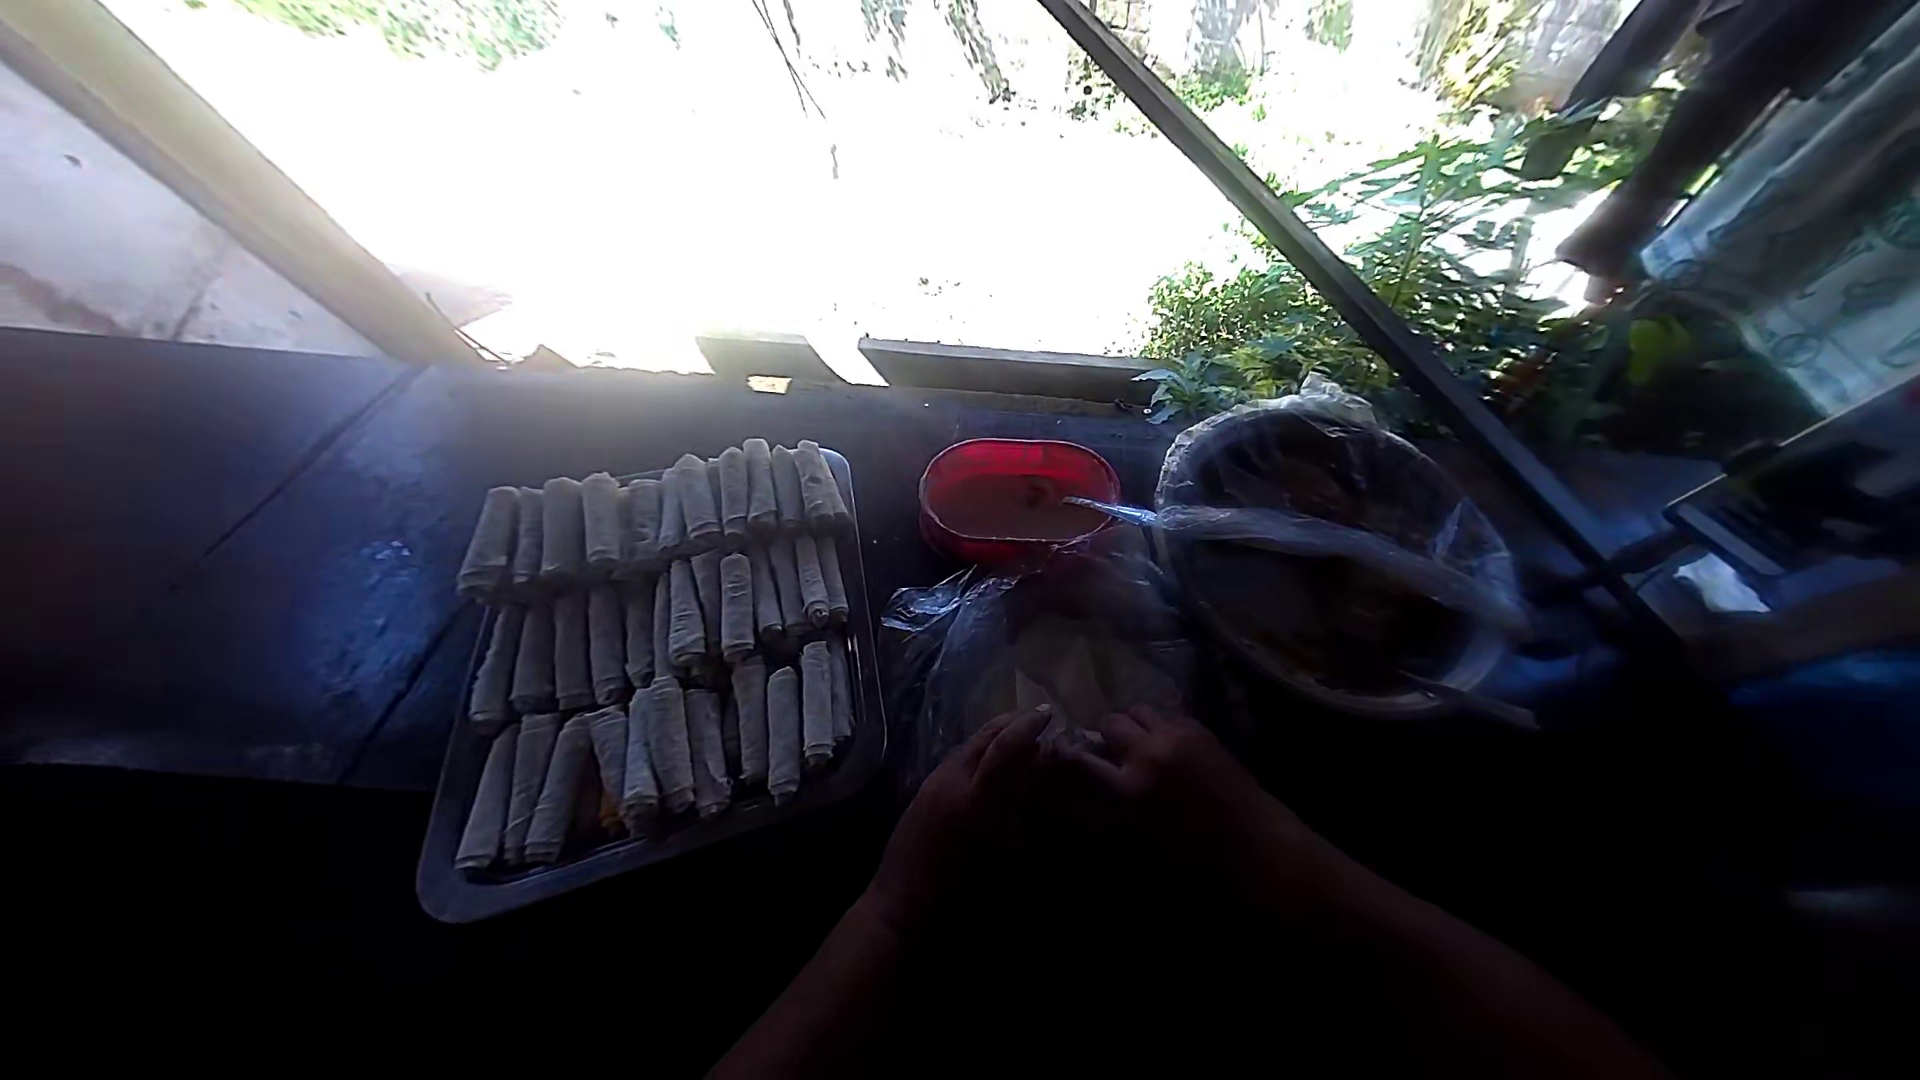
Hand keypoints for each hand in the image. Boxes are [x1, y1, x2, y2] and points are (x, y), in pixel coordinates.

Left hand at [866, 706, 1050, 930]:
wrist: (900, 906)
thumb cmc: (959, 899)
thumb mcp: (1003, 865)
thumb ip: (1024, 822)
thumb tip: (1041, 794)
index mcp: (976, 800)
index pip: (1005, 747)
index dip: (1028, 726)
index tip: (1048, 715)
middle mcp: (953, 780)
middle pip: (985, 735)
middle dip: (1013, 722)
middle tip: (1038, 718)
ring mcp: (935, 781)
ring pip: (970, 743)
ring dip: (996, 734)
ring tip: (1019, 735)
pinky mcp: (925, 788)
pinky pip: (958, 757)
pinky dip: (980, 749)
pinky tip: (992, 761)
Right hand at [1062, 705, 1332, 906]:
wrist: (1260, 849)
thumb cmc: (1199, 861)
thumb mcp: (1143, 839)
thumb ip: (1116, 805)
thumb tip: (1098, 781)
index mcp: (1131, 789)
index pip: (1085, 759)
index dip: (1073, 754)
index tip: (1068, 753)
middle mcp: (1149, 753)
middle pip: (1110, 722)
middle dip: (1105, 732)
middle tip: (1109, 746)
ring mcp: (1176, 736)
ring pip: (1138, 709)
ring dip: (1131, 722)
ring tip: (1137, 738)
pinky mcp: (1199, 730)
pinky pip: (1167, 715)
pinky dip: (1159, 725)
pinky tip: (1165, 742)